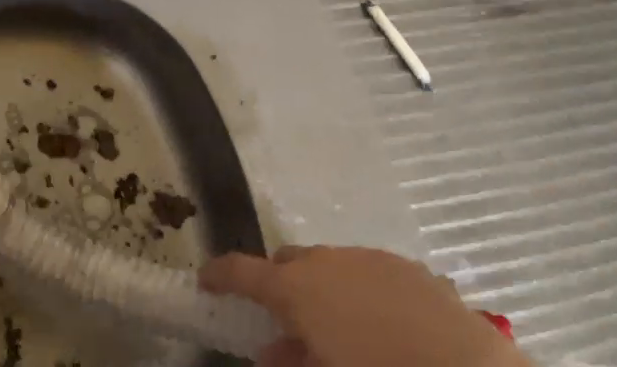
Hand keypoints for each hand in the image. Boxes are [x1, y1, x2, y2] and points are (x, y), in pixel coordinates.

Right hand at [200, 247, 529, 366]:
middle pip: (287, 262)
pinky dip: (363, 291)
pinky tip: (385, 324)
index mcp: (294, 287)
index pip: (239, 271)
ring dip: (324, 289)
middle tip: (286, 321)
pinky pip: (371, 273)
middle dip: (280, 285)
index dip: (218, 276)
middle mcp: (325, 261)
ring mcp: (369, 260)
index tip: (205, 282)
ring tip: (341, 328)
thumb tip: (272, 353)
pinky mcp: (410, 268)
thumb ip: (291, 361)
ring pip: (330, 265)